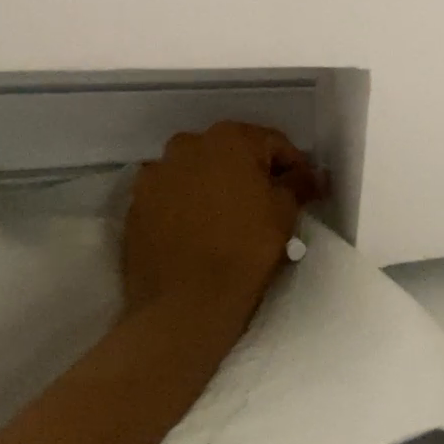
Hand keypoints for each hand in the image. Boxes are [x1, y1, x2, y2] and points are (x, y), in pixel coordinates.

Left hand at [122, 121, 325, 309]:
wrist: (185, 304)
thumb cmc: (246, 248)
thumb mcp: (286, 211)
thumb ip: (297, 183)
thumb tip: (308, 176)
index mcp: (229, 139)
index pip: (273, 143)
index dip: (294, 166)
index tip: (305, 189)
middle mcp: (188, 145)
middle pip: (231, 152)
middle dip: (250, 171)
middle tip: (267, 201)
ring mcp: (155, 174)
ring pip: (197, 171)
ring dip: (215, 185)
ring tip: (229, 216)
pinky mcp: (135, 205)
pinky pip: (171, 195)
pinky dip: (186, 204)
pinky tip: (199, 229)